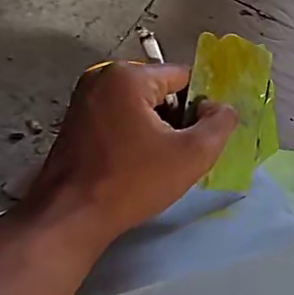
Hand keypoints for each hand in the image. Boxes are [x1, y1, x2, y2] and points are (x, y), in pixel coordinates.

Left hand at [21, 62, 236, 250]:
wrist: (71, 217)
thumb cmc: (132, 182)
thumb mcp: (192, 155)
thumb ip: (219, 124)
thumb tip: (222, 109)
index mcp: (127, 76)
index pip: (183, 78)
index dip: (200, 106)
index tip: (198, 137)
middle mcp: (101, 78)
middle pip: (160, 91)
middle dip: (176, 119)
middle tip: (178, 154)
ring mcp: (83, 100)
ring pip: (140, 107)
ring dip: (155, 131)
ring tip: (157, 164)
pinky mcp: (75, 123)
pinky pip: (119, 119)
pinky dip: (133, 137)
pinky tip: (135, 166)